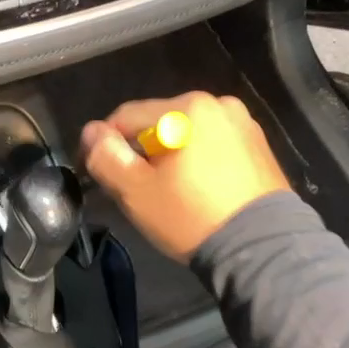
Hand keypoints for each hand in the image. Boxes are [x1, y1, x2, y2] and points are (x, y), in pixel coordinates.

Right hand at [80, 91, 290, 262]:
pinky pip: (210, 145)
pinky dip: (193, 161)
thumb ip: (106, 157)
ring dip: (166, 157)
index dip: (103, 145)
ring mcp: (242, 123)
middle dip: (139, 152)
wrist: (258, 244)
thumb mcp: (135, 191)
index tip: (96, 174)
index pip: (125, 117)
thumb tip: (90, 132)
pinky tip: (192, 190)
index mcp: (186, 108)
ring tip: (163, 192)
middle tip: (131, 189)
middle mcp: (217, 104)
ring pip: (184, 135)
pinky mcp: (256, 145)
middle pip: (157, 123)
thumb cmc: (189, 215)